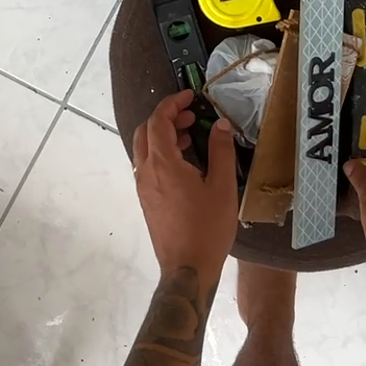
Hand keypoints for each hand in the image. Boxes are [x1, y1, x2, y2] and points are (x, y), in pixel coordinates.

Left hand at [131, 90, 238, 285]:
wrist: (187, 269)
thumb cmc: (208, 228)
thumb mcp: (222, 187)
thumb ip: (221, 151)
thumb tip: (219, 124)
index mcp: (163, 164)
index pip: (158, 121)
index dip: (172, 103)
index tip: (190, 96)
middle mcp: (146, 172)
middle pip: (145, 131)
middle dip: (166, 117)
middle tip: (191, 115)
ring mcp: (143, 187)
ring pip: (144, 149)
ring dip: (163, 135)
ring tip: (190, 135)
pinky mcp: (146, 200)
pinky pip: (147, 165)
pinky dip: (161, 153)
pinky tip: (185, 162)